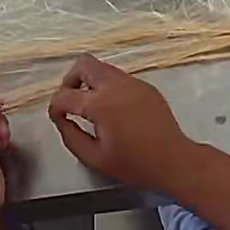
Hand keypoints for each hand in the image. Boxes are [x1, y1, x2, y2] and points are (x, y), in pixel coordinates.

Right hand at [47, 55, 202, 194]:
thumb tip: (61, 120)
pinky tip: (112, 108)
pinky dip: (108, 86)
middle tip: (70, 102)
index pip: (65, 95)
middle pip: (83, 64)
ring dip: (90, 81)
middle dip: (70, 81)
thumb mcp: (95, 158)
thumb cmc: (135, 164)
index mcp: (101, 104)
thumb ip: (71, 136)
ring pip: (103, 67)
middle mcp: (117, 86)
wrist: (174, 161)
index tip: (58, 118)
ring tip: (90, 106)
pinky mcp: (146, 87)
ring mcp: (134, 83)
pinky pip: (119, 77)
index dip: (55, 107)